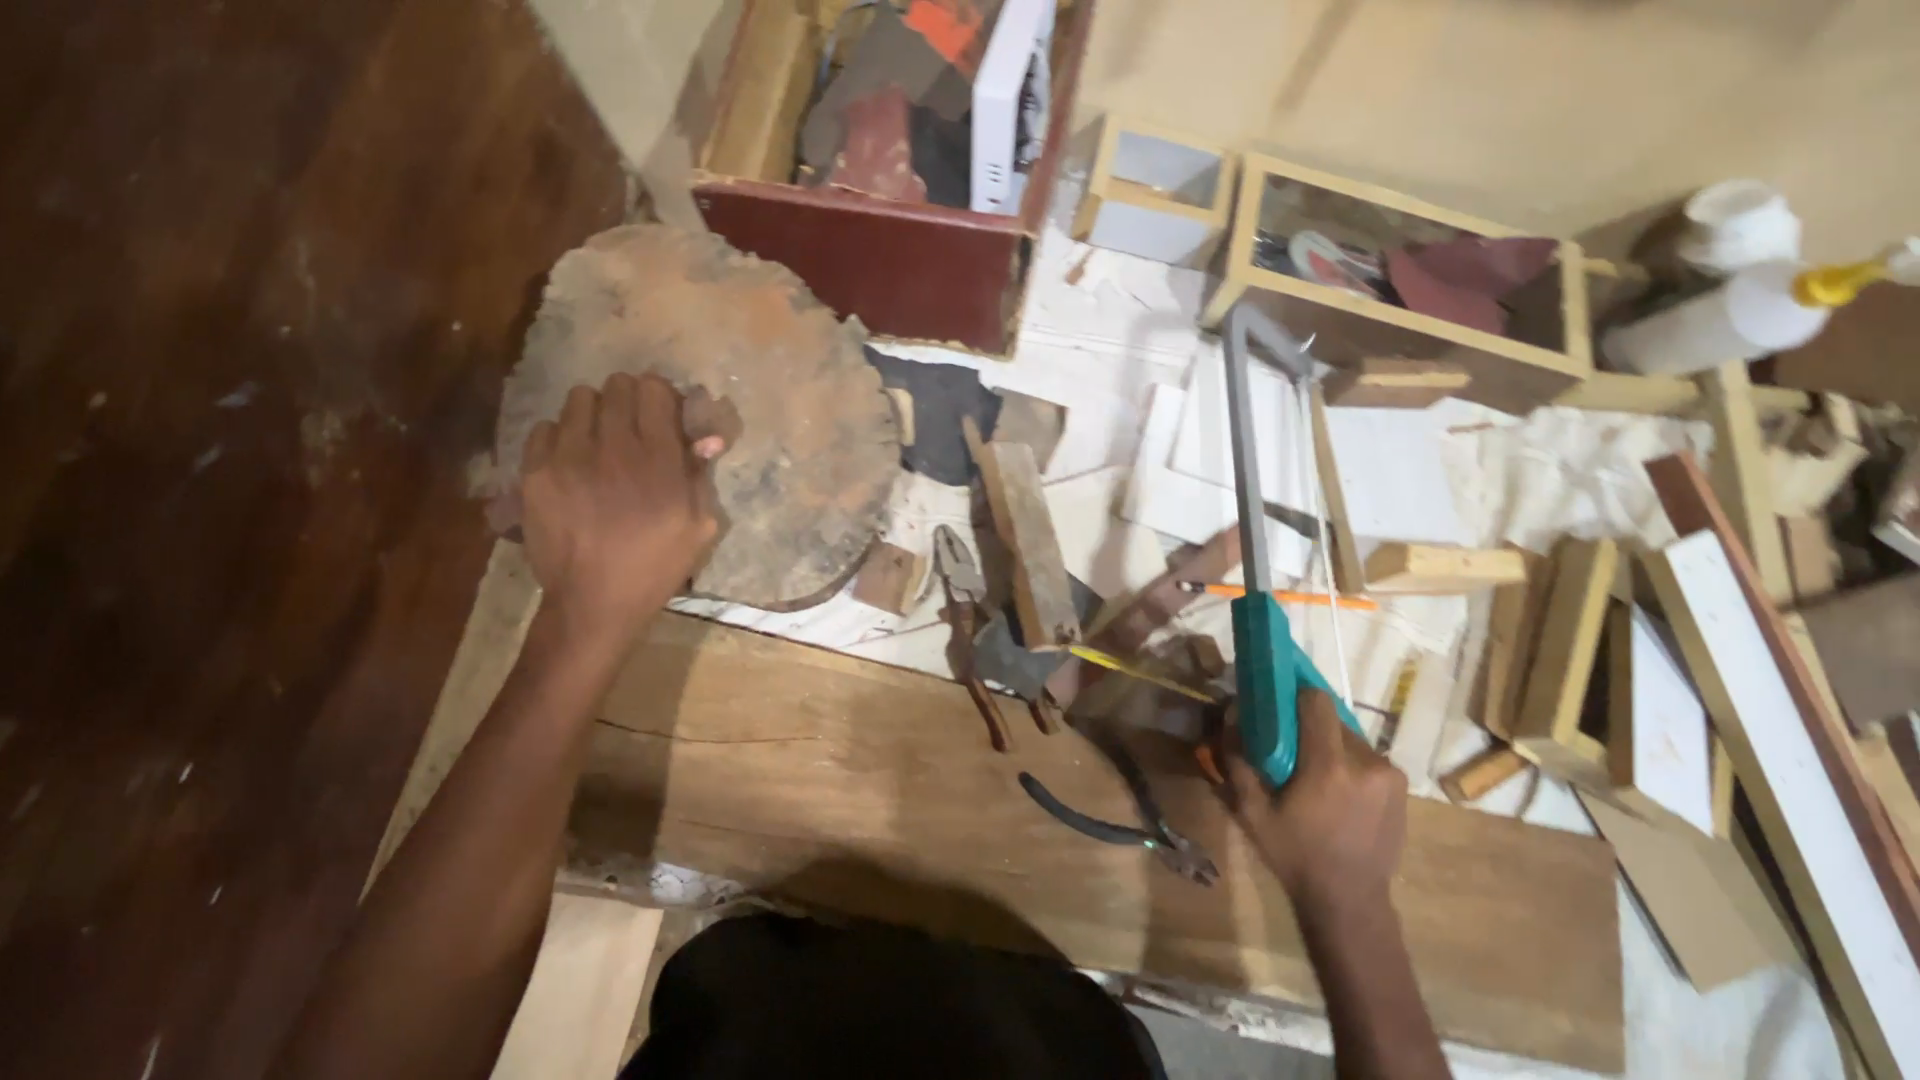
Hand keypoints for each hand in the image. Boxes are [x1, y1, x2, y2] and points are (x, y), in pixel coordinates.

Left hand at [519, 374, 726, 638]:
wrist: (593, 601)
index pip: (656, 390)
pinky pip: (546, 427)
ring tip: (597, 443)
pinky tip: (571, 464)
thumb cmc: (656, 565)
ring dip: (594, 414)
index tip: (663, 417)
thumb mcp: (700, 525)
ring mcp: (569, 456)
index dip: (662, 398)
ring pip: (580, 399)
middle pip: (618, 385)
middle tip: (632, 430)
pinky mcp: (535, 471)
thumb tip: (707, 436)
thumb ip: (701, 474)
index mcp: (659, 460)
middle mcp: (614, 447)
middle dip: (630, 402)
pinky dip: (561, 438)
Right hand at [1221, 687, 1407, 908]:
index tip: (1278, 704)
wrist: (1349, 901)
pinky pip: (1368, 758)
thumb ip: (1239, 759)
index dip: (1295, 695)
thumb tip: (1233, 714)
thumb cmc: (1295, 856)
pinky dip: (1350, 764)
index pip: (1317, 701)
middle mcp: (1367, 762)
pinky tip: (1337, 792)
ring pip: (1352, 738)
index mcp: (1330, 766)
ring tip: (1313, 774)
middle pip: (1334, 718)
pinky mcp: (1402, 787)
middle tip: (1289, 747)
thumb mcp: (1252, 812)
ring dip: (1330, 746)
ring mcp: (1390, 774)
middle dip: (1310, 726)